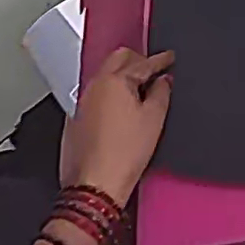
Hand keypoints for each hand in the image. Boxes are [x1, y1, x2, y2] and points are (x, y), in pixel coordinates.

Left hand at [60, 48, 174, 203]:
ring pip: (104, 75)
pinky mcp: (75, 117)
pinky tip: (120, 109)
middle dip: (137, 60)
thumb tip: (163, 80)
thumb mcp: (154, 119)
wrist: (94, 186)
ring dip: (122, 76)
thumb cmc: (124, 154)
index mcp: (114, 81)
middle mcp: (95, 86)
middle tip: (153, 70)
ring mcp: (82, 101)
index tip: (169, 58)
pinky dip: (109, 93)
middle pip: (118, 59)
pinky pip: (95, 94)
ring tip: (139, 91)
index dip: (160, 60)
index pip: (142, 63)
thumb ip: (162, 92)